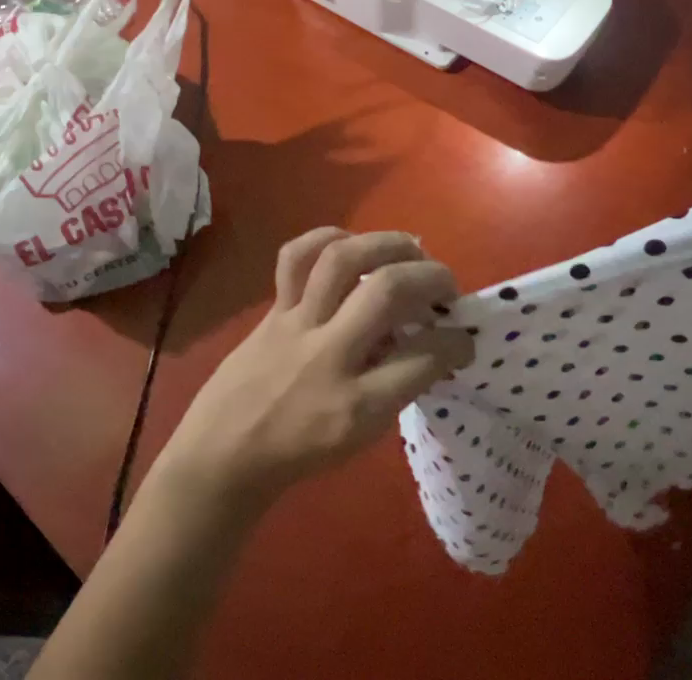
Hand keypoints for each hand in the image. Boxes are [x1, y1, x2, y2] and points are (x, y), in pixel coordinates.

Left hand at [149, 229, 474, 513]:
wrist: (226, 453)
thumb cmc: (300, 451)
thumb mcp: (361, 436)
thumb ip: (397, 386)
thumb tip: (428, 340)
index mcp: (357, 404)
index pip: (425, 358)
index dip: (458, 341)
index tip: (465, 337)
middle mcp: (329, 356)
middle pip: (386, 292)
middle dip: (431, 277)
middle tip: (446, 286)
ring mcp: (296, 325)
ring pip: (341, 261)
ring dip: (386, 244)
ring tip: (410, 250)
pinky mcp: (273, 310)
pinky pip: (295, 258)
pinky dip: (326, 239)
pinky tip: (350, 243)